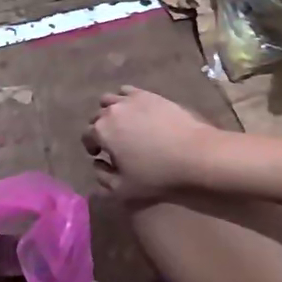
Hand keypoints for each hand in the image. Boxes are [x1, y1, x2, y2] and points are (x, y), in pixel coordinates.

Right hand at [83, 86, 219, 199]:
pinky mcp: (151, 94)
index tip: (99, 155)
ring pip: (111, 99)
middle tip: (112, 143)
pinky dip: (127, 100)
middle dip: (100, 128)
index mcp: (101, 130)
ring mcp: (132, 99)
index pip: (87, 135)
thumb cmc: (156, 175)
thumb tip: (98, 163)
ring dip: (111, 111)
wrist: (194, 155)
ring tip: (123, 125)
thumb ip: (102, 177)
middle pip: (98, 116)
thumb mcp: (122, 189)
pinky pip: (129, 92)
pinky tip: (137, 113)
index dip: (91, 146)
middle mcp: (112, 109)